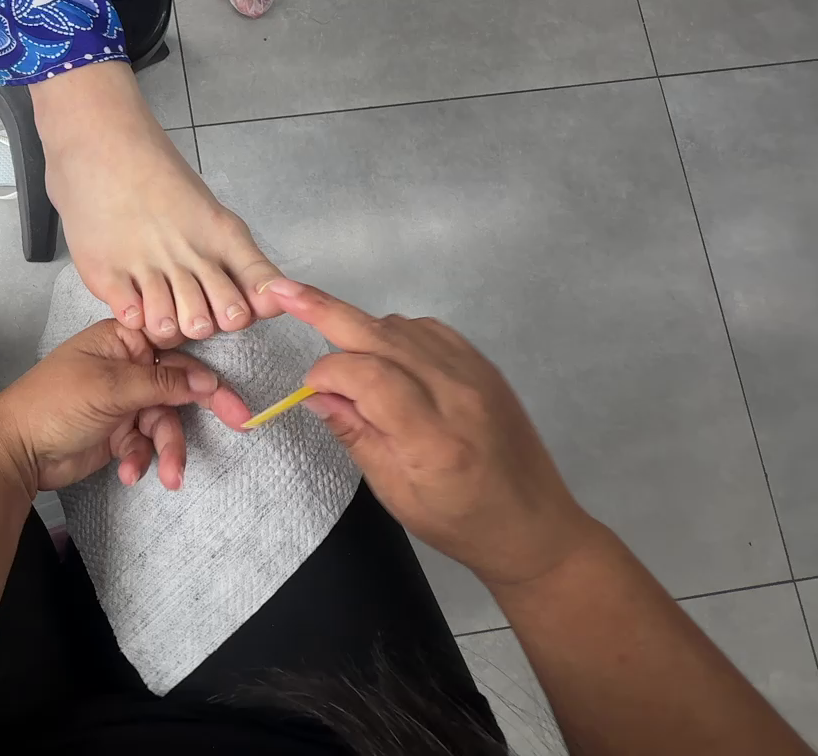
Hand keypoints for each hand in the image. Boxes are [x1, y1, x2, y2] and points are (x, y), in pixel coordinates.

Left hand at [0, 320, 251, 493]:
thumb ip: (161, 382)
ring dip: (167, 449)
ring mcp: (123, 401)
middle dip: (201, 410)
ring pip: (164, 421)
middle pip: (176, 387)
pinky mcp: (119, 432)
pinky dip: (141, 459)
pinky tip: (128, 472)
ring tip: (169, 476)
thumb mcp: (111, 386)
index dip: (204, 371)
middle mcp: (127, 367)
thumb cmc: (58, 402)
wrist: (18, 449)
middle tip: (241, 425)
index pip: (173, 348)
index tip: (232, 395)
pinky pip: (145, 444)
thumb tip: (207, 380)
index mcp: (122, 341)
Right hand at [265, 279, 601, 588]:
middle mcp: (456, 394)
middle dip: (324, 309)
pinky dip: (393, 331)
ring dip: (359, 328)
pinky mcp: (483, 365)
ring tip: (339, 351)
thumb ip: (354, 433)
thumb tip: (315, 393)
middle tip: (281, 290)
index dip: (326, 372)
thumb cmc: (458, 521)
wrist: (536, 528)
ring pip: (399, 327)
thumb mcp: (394, 490)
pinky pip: (426, 329)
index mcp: (433, 437)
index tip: (309, 389)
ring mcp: (475, 373)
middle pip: (380, 336)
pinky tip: (381, 349)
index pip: (367, 376)